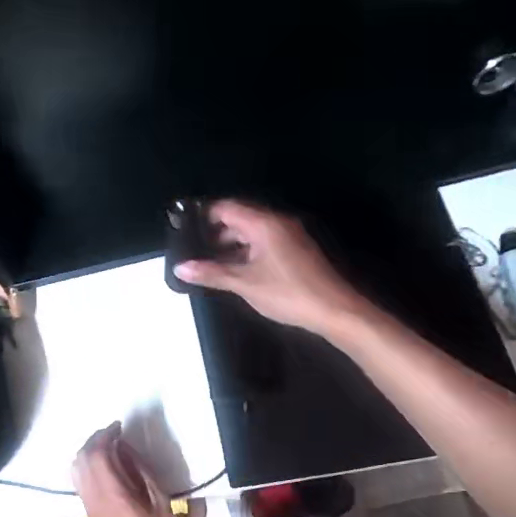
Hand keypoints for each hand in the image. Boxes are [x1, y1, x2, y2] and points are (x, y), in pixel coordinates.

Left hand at [73, 423, 177, 516]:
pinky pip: (79, 478)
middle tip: (114, 433)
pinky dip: (87, 463)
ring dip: (89, 450)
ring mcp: (88, 502)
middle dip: (95, 439)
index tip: (119, 427)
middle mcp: (94, 495)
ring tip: (108, 445)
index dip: (105, 435)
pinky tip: (104, 463)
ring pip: (76, 467)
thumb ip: (140, 470)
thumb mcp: (159, 498)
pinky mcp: (88, 507)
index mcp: (112, 492)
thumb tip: (125, 448)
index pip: (97, 454)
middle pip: (82, 457)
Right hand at [172, 200, 369, 334]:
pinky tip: (236, 270)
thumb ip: (212, 273)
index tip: (184, 230)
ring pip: (252, 231)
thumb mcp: (245, 284)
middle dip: (215, 232)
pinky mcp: (295, 250)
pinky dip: (248, 251)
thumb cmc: (289, 294)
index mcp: (264, 223)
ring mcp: (289, 236)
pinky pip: (265, 242)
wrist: (334, 310)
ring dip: (231, 244)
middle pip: (239, 217)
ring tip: (211, 264)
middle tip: (194, 251)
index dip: (203, 216)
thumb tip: (181, 268)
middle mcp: (278, 222)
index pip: (226, 207)